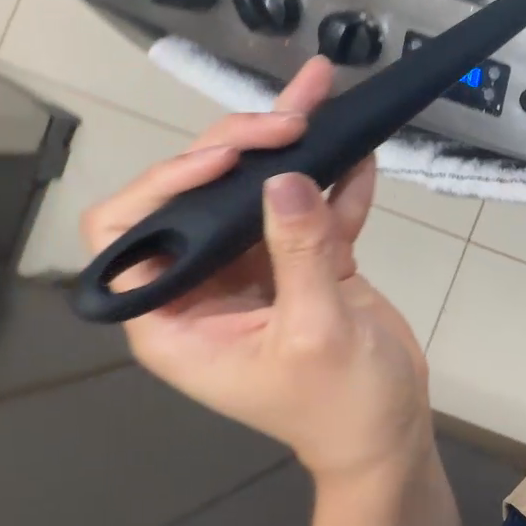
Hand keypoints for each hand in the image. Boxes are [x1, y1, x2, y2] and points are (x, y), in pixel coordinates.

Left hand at [80, 58, 430, 483]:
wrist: (391, 430)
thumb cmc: (338, 404)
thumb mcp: (317, 333)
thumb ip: (301, 255)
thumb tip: (287, 180)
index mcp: (176, 315)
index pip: (135, 234)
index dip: (168, 185)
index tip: (230, 159)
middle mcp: (208, 285)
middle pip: (204, 198)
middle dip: (243, 149)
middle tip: (293, 117)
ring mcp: (262, 271)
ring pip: (264, 195)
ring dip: (295, 148)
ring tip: (322, 95)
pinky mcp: (311, 266)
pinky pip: (317, 213)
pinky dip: (339, 183)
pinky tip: (360, 152)